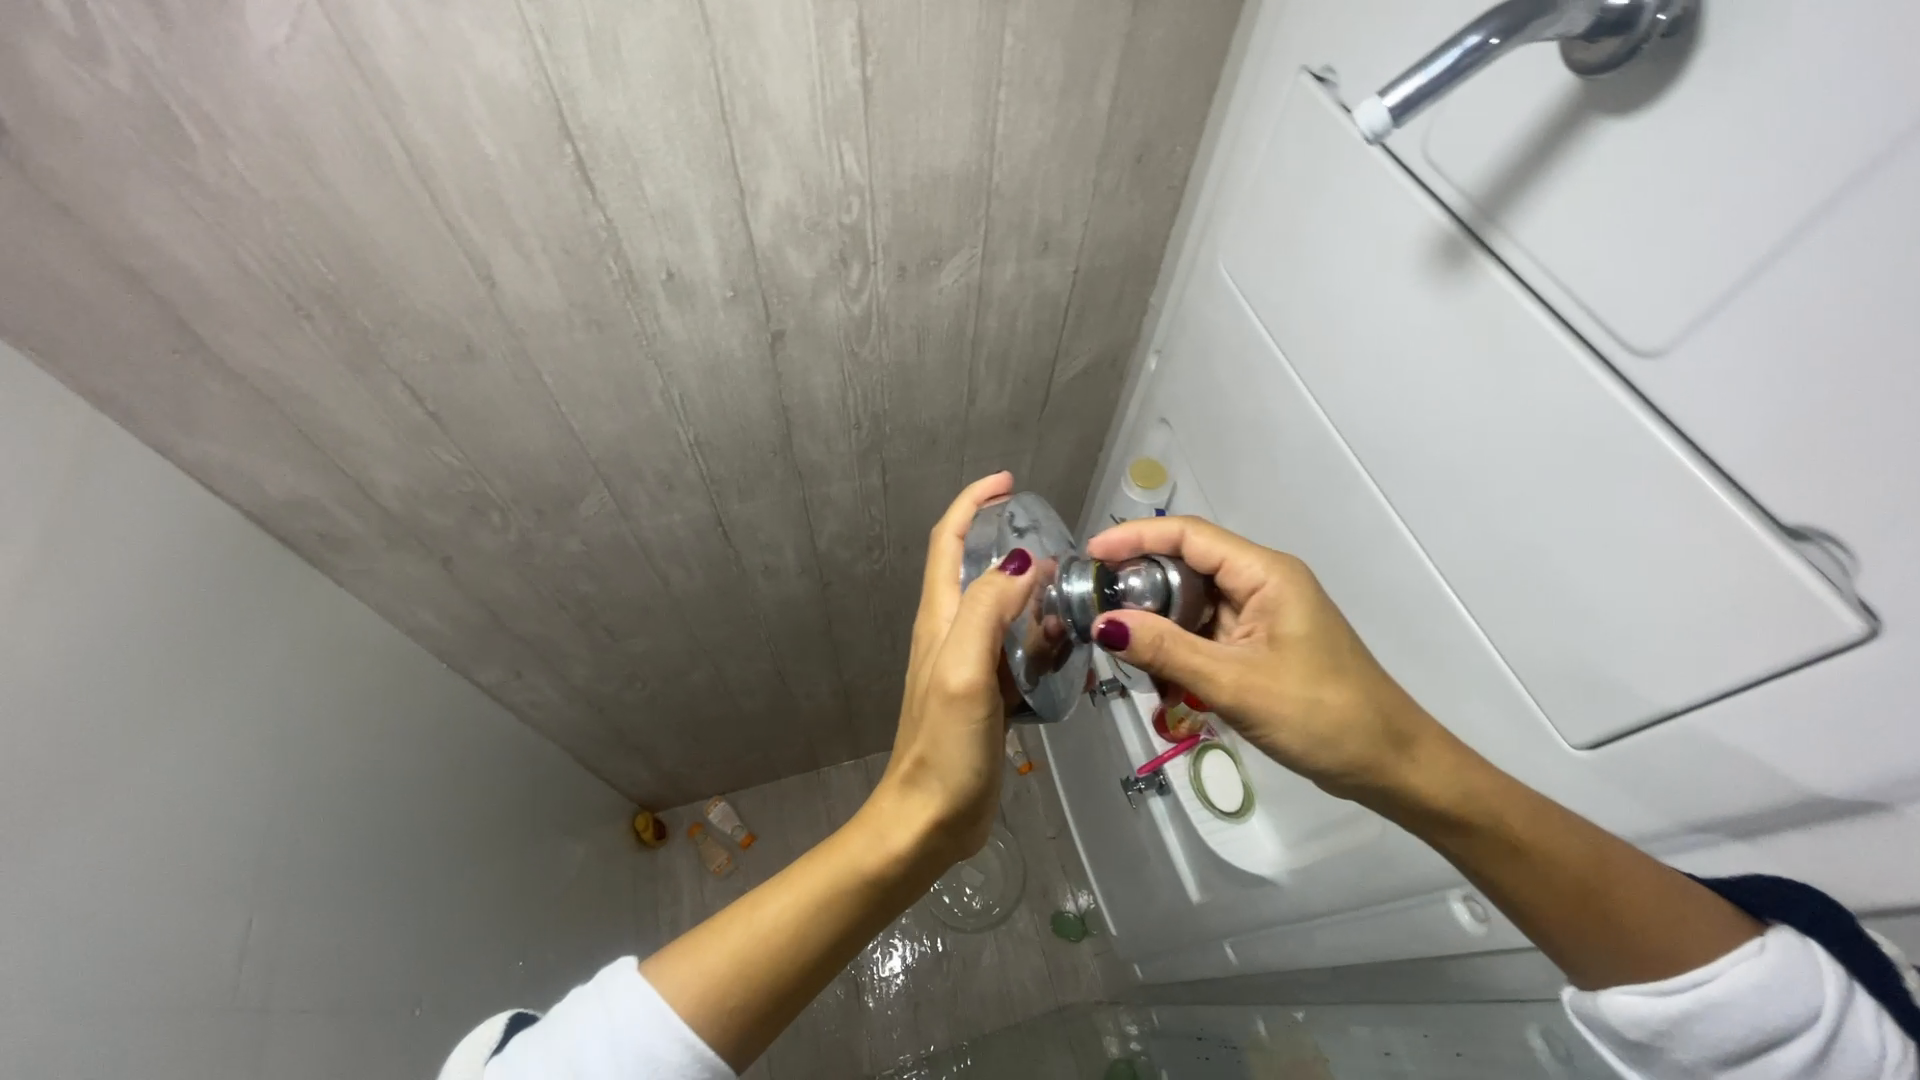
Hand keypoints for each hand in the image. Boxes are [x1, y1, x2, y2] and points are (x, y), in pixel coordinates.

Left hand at [871, 473, 1042, 866]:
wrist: (931, 819)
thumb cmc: (943, 745)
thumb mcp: (964, 668)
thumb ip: (988, 610)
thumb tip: (1023, 562)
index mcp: (940, 618)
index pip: (949, 541)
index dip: (973, 503)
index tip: (1009, 482)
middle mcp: (951, 632)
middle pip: (977, 569)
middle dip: (1012, 544)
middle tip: (1061, 547)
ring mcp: (970, 664)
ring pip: (1003, 610)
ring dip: (1034, 594)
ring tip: (1074, 596)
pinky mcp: (989, 694)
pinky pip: (1018, 650)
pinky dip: (1042, 638)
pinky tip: (1069, 650)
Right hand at [1085, 516, 1447, 801]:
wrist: (1389, 765)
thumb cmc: (1320, 716)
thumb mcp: (1234, 683)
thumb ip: (1166, 650)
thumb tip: (1102, 625)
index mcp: (1265, 574)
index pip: (1188, 535)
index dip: (1135, 538)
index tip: (1089, 556)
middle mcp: (1262, 584)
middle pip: (1186, 567)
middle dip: (1140, 590)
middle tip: (1097, 614)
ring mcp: (1262, 616)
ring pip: (1192, 605)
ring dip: (1159, 629)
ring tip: (1128, 659)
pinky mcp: (1261, 645)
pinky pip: (1206, 634)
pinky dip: (1180, 652)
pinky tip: (1164, 683)